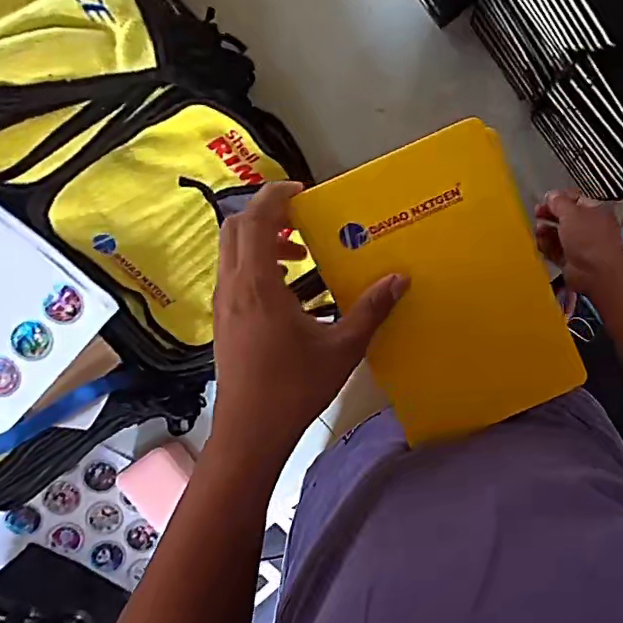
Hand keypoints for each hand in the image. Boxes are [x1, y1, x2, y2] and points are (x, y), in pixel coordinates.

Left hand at [212, 182, 405, 464]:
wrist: (251, 431)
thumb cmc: (296, 386)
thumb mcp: (343, 346)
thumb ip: (371, 309)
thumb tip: (399, 279)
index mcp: (257, 285)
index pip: (254, 221)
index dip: (274, 197)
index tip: (302, 190)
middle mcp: (232, 288)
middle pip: (235, 230)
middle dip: (267, 217)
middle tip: (303, 221)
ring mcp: (224, 306)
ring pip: (233, 254)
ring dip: (263, 244)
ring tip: (301, 257)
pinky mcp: (225, 323)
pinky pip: (236, 278)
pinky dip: (259, 268)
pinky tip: (292, 294)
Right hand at [534, 189, 622, 304]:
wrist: (597, 273)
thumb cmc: (590, 239)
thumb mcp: (571, 213)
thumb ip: (559, 202)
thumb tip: (551, 196)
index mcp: (595, 211)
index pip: (575, 199)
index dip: (559, 198)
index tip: (545, 200)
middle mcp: (590, 228)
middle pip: (566, 218)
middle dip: (550, 215)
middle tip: (538, 213)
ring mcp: (581, 246)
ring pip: (560, 235)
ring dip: (547, 231)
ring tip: (538, 229)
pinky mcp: (572, 262)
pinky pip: (556, 251)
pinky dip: (547, 247)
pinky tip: (539, 242)